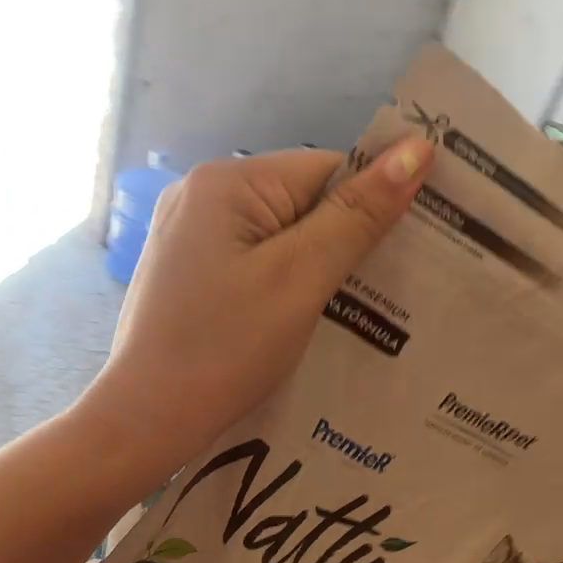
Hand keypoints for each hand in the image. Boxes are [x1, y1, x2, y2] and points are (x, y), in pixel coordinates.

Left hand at [77, 139, 433, 472]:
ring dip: (311, 265)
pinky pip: (247, 259)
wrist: (145, 417)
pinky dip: (277, 281)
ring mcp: (184, 232)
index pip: (327, 171)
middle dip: (341, 240)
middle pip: (299, 200)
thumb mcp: (299, 279)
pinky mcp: (182, 268)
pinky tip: (296, 317)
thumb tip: (417, 145)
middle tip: (382, 291)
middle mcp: (197, 194)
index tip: (409, 253)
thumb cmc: (223, 348)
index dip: (373, 206)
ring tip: (344, 310)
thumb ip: (357, 215)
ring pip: (275, 233)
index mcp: (224, 182)